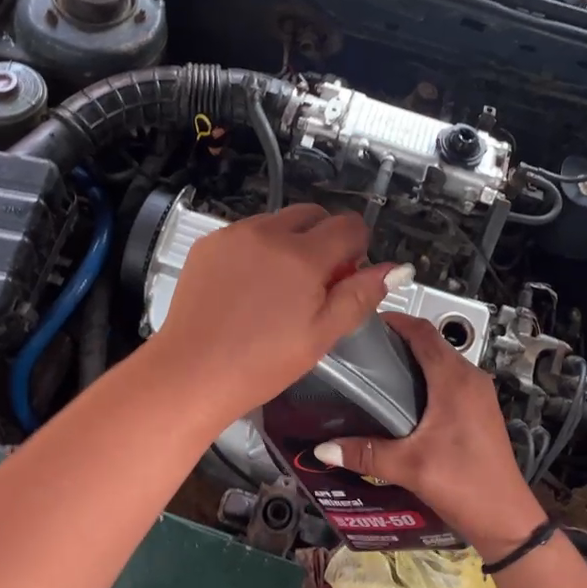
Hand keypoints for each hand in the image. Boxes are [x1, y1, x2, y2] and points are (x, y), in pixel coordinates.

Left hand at [145, 204, 397, 420]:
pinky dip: (257, 250)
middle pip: (314, 215)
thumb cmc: (257, 363)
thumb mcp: (322, 334)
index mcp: (302, 256)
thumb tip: (395, 270)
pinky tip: (251, 289)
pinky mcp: (209, 245)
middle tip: (319, 281)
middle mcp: (267, 235)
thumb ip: (361, 295)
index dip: (358, 247)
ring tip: (281, 290)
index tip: (350, 270)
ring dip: (290, 243)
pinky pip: (246, 233)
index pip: (349, 225)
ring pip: (278, 222)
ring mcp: (234, 236)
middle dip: (325, 240)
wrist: (191, 372)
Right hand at [314, 314, 546, 559]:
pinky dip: (427, 377)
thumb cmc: (462, 483)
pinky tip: (404, 400)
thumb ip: (364, 453)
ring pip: (442, 361)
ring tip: (377, 373)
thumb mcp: (409, 467)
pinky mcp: (481, 410)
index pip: (422, 331)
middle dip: (399, 340)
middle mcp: (470, 377)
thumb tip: (322, 448)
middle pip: (432, 343)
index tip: (364, 322)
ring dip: (414, 359)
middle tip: (363, 350)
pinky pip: (451, 380)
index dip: (395, 320)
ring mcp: (479, 394)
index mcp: (454, 379)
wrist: (506, 519)